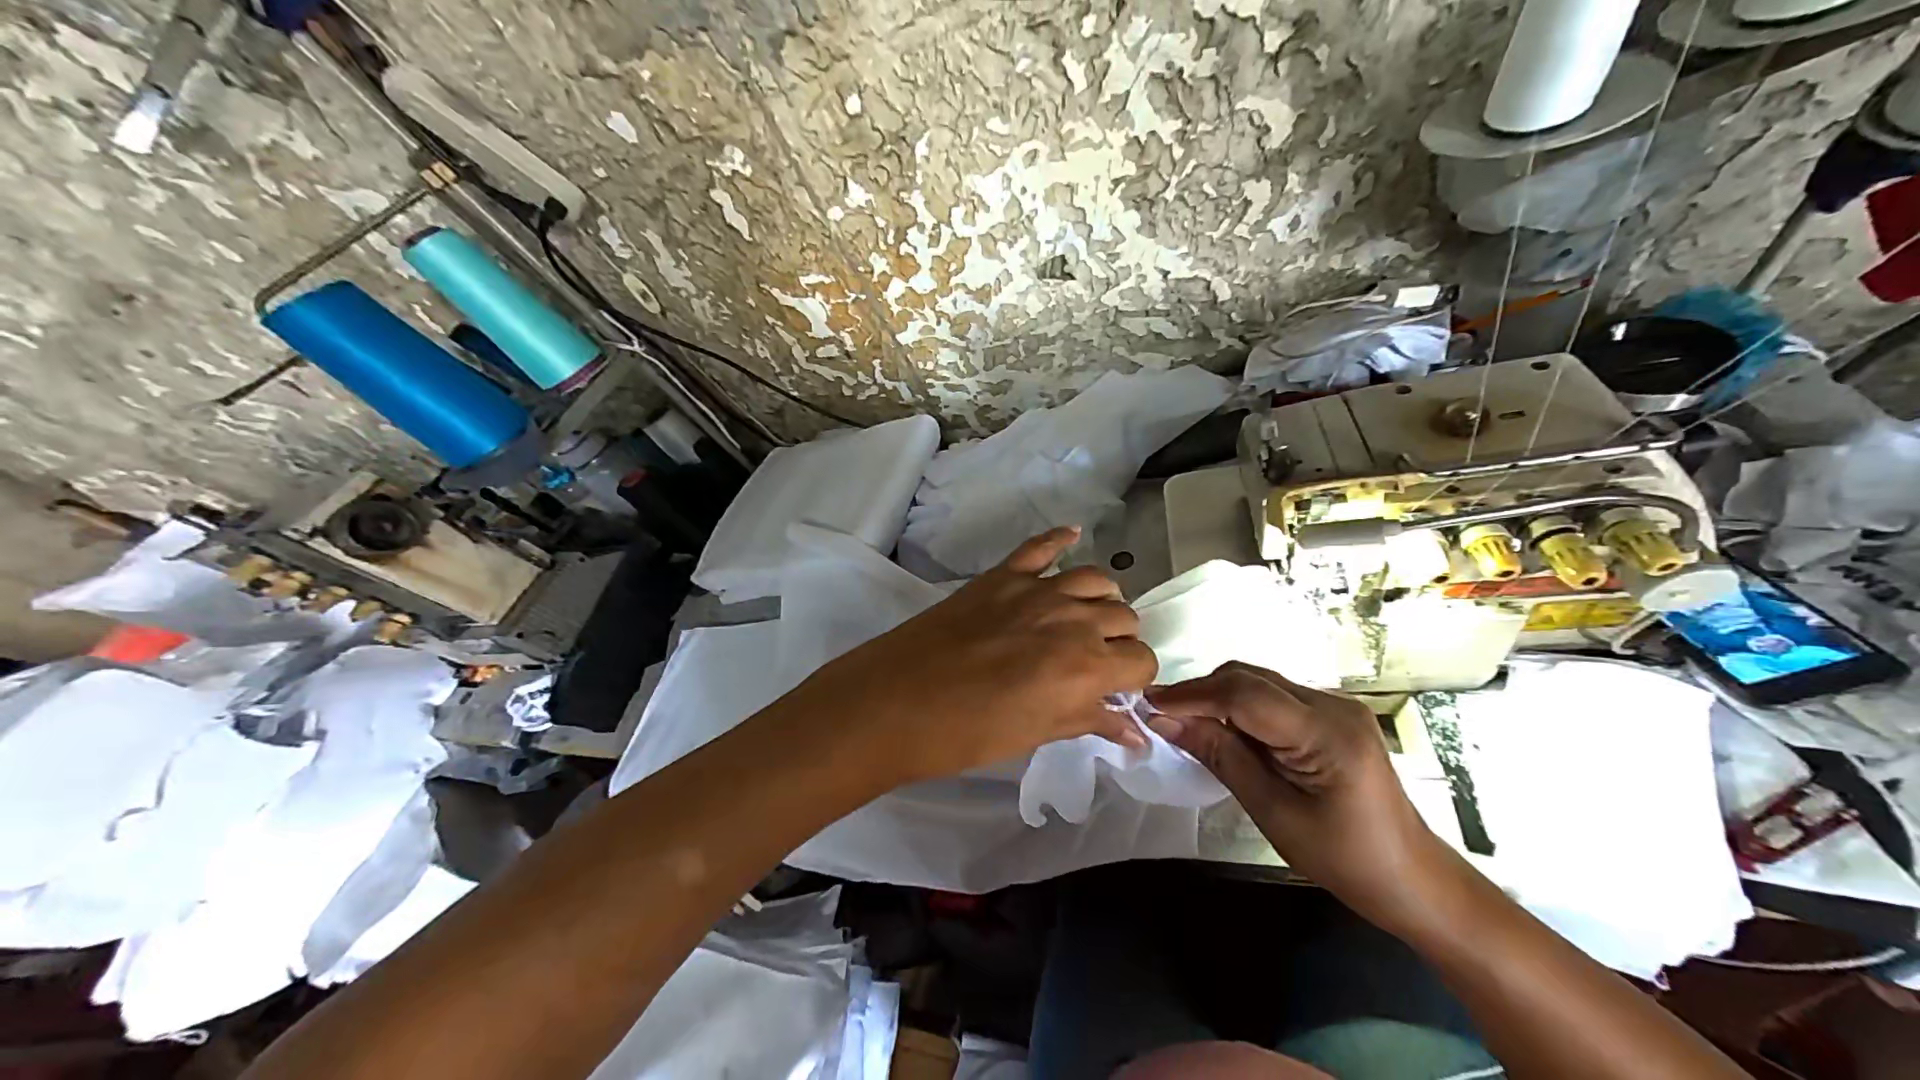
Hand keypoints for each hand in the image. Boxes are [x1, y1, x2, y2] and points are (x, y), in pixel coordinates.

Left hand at [783, 527, 1158, 784]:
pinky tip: (1072, 535)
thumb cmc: (968, 733)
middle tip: (1093, 662)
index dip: (1133, 678)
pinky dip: (1059, 540)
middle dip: (1119, 642)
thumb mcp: (1036, 734)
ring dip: (1101, 601)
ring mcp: (1036, 589)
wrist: (896, 702)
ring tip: (1085, 620)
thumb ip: (1090, 721)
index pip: (1141, 661)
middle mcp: (1073, 619)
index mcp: (1087, 666)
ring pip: (1096, 580)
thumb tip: (1135, 733)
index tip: (1115, 691)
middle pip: (1124, 618)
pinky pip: (1040, 546)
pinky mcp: (1002, 575)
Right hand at [1146, 663, 1452, 931]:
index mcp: (1327, 732)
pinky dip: (1239, 709)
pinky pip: (1272, 698)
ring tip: (1183, 724)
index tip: (1147, 705)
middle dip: (1200, 693)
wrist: (1411, 878)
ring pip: (1258, 683)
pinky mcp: (1331, 715)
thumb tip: (1163, 721)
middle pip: (1249, 679)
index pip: (1244, 695)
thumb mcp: (1272, 811)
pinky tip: (1222, 732)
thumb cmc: (1344, 858)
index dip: (1191, 695)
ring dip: (1217, 699)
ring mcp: (1335, 706)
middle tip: (1159, 716)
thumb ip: (1219, 756)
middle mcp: (1333, 704)